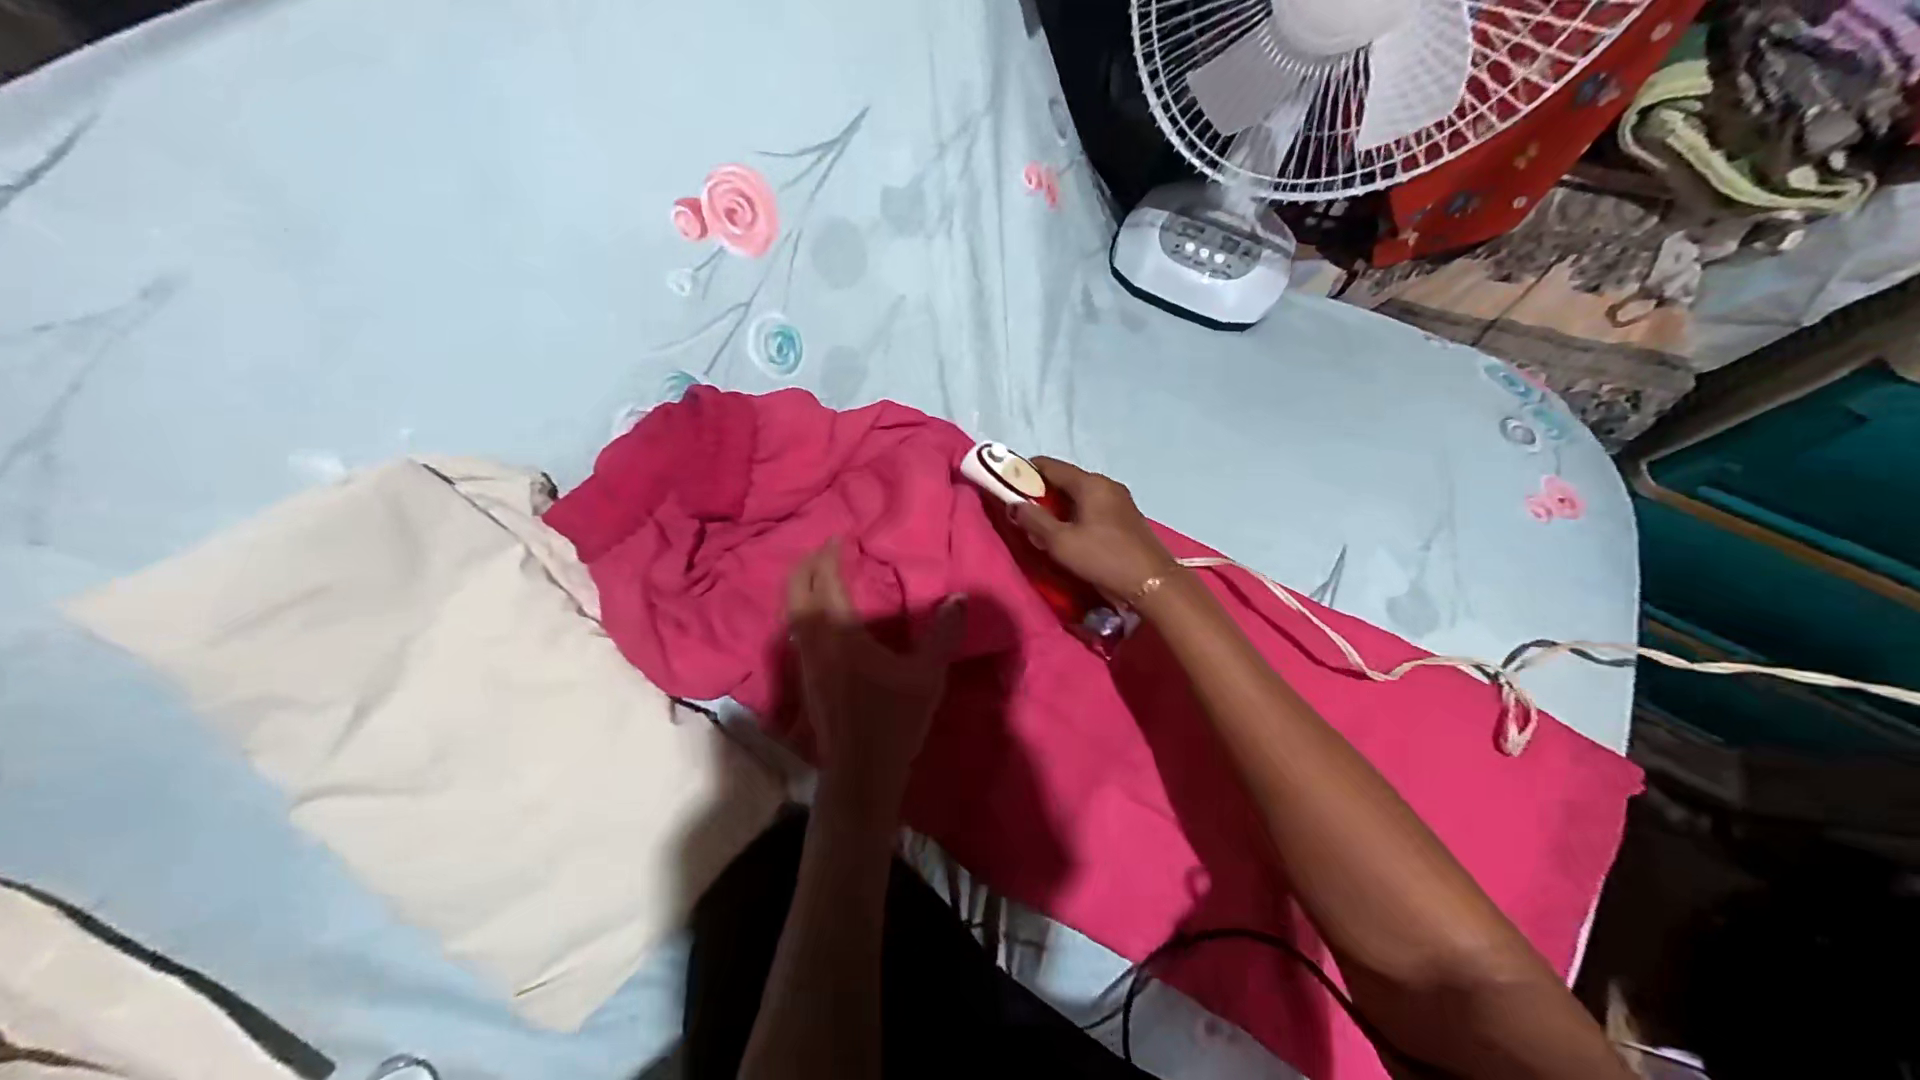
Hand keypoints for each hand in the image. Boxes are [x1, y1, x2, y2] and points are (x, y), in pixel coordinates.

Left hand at [786, 541, 966, 813]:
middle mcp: (814, 642)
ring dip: (801, 587)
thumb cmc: (893, 722)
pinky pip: (796, 630)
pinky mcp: (805, 679)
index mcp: (840, 634)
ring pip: (791, 612)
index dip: (830, 555)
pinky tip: (822, 617)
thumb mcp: (928, 677)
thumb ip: (943, 635)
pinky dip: (803, 609)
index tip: (840, 537)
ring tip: (821, 575)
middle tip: (824, 549)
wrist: (861, 773)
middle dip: (807, 565)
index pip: (827, 582)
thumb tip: (959, 599)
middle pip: (795, 592)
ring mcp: (805, 662)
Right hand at [1012, 458, 1176, 603]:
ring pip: (1079, 496)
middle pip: (1065, 480)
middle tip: (1023, 513)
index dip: (1025, 471)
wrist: (1152, 583)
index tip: (1007, 484)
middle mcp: (1106, 485)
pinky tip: (1069, 536)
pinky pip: (1093, 508)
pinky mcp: (1125, 519)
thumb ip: (1034, 520)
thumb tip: (1014, 504)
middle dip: (1041, 493)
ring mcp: (1119, 501)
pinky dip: (1075, 516)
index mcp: (1090, 483)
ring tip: (1043, 528)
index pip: (1050, 465)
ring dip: (1058, 507)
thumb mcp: (1060, 542)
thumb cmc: (1103, 558)